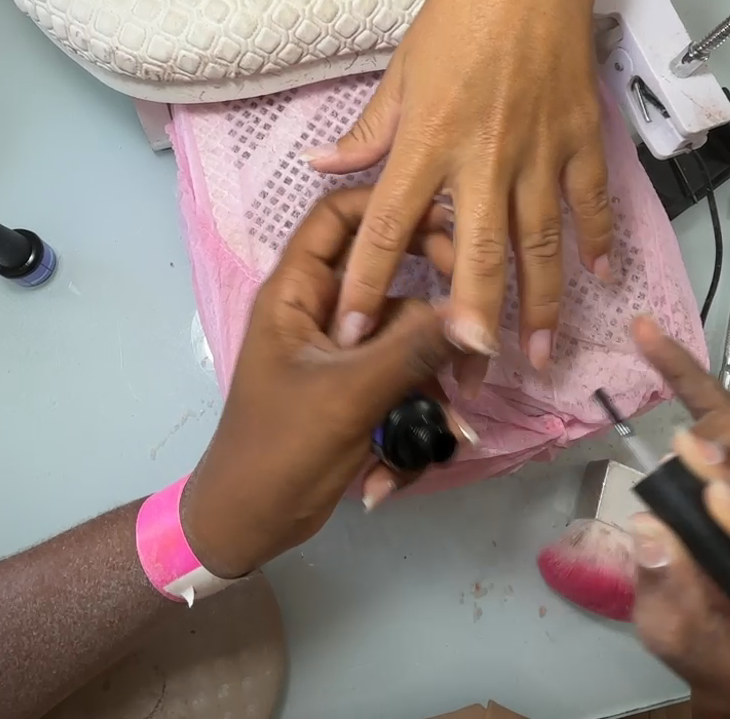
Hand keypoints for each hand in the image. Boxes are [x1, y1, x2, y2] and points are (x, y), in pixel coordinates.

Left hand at [180, 188, 466, 577]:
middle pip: (388, 277)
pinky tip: (399, 467)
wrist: (250, 526)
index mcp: (296, 290)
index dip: (386, 203)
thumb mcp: (347, 396)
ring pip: (406, 336)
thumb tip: (478, 316)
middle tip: (471, 329)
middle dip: (432, 313)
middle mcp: (323, 309)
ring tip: (448, 426)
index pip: (336, 215)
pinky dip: (413, 417)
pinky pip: (404, 379)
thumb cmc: (278, 450)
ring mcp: (345, 349)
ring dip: (429, 383)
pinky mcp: (362, 385)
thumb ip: (413, 350)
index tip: (447, 214)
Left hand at [309, 0, 613, 369]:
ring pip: (540, 241)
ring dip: (541, 302)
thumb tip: (323, 166)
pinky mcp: (582, 137)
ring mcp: (539, 151)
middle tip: (468, 374)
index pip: (387, 226)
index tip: (354, 334)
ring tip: (537, 355)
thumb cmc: (454, 17)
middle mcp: (481, 158)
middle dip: (470, 319)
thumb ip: (367, 131)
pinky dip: (597, 239)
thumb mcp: (399, 72)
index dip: (367, 282)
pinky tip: (599, 278)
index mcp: (426, 141)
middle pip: (475, 252)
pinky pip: (591, 200)